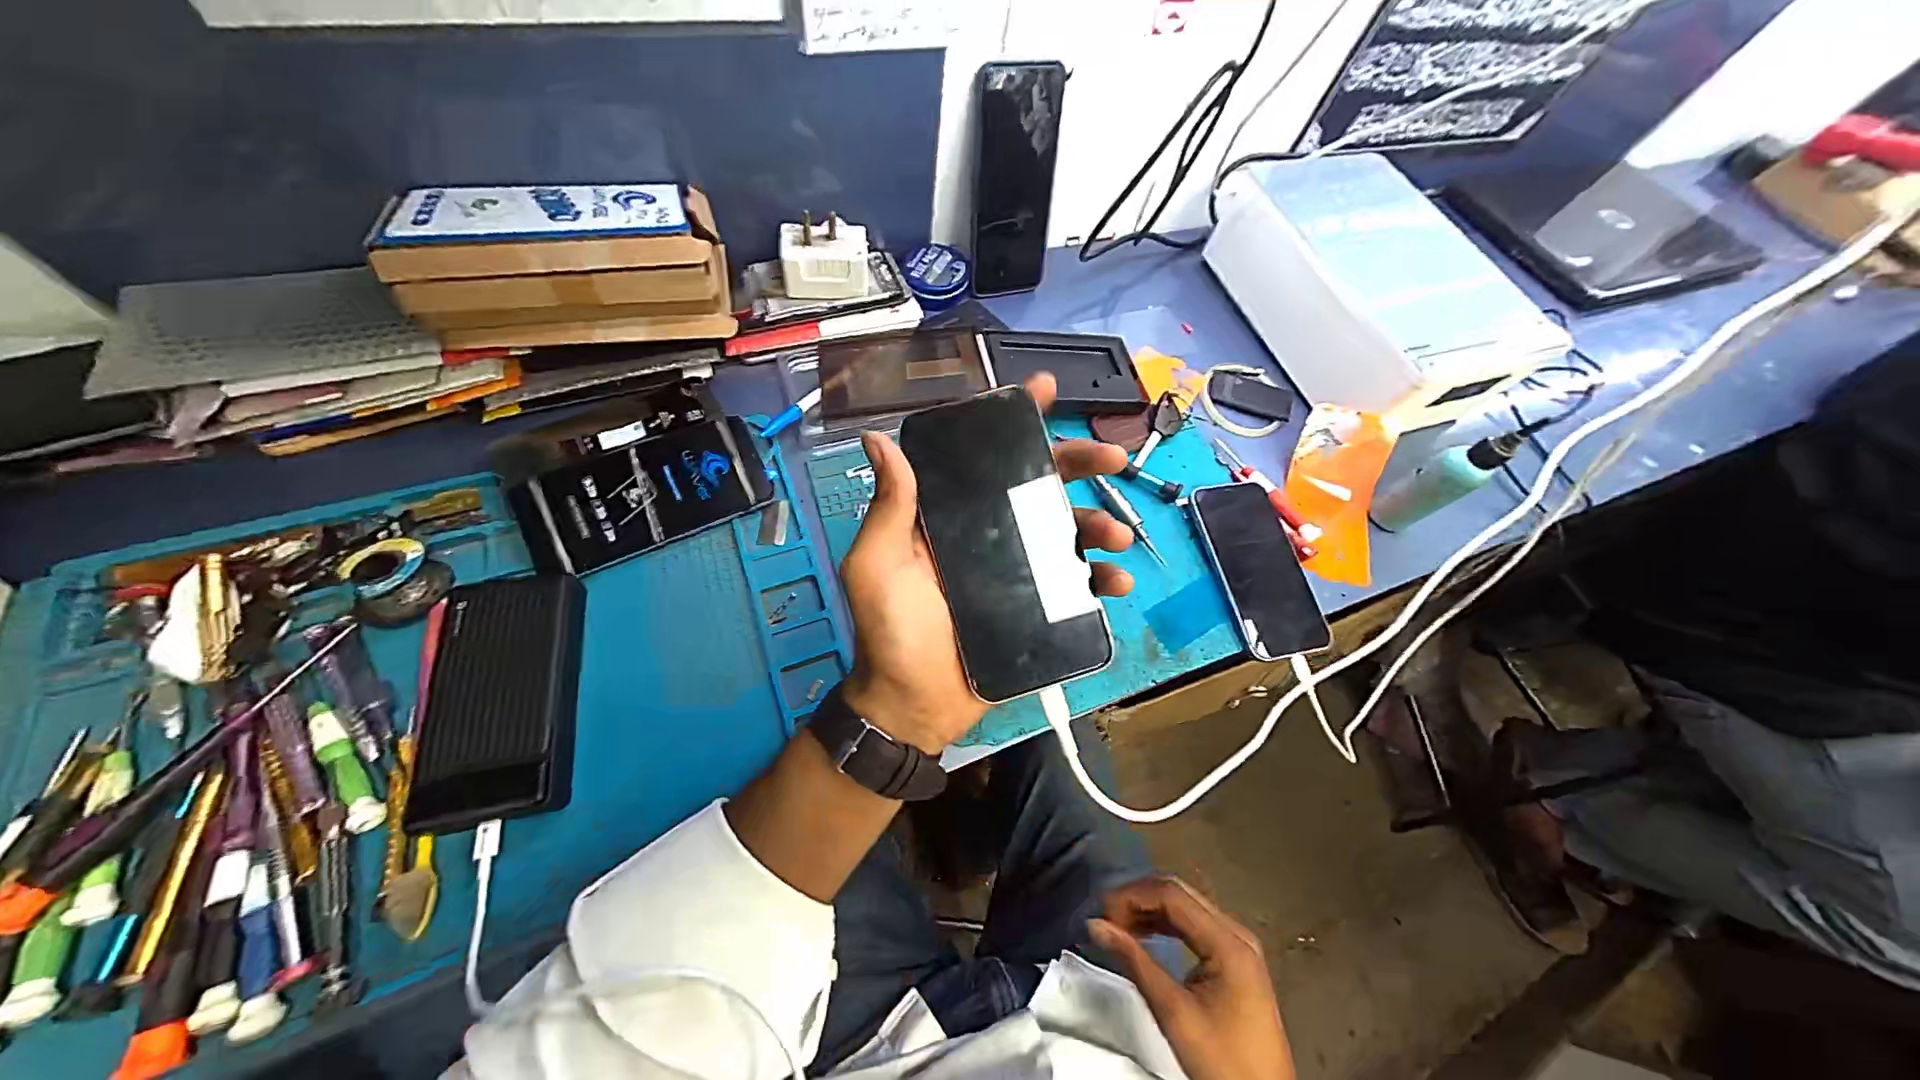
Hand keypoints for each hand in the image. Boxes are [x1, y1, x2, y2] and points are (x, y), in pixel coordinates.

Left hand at [839, 372, 1135, 753]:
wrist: (913, 703)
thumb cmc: (891, 631)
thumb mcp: (877, 563)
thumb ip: (889, 507)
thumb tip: (877, 440)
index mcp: (950, 517)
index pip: (983, 459)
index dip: (1012, 422)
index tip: (1042, 390)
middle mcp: (987, 535)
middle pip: (1039, 487)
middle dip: (1078, 466)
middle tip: (1112, 459)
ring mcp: (1016, 573)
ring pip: (1067, 533)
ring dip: (1099, 525)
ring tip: (1117, 535)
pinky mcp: (1038, 609)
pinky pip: (1077, 586)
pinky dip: (1102, 580)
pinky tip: (1116, 582)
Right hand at [1089, 877, 1293, 1079]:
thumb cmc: (1222, 1062)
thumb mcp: (1173, 1012)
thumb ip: (1134, 961)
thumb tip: (1096, 925)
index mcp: (1228, 943)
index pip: (1172, 896)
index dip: (1132, 896)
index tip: (1100, 911)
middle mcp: (1236, 934)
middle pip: (1180, 894)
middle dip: (1138, 898)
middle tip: (1105, 916)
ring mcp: (1239, 945)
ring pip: (1186, 906)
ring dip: (1149, 909)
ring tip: (1117, 925)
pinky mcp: (1235, 959)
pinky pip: (1194, 925)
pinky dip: (1165, 923)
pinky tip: (1142, 934)